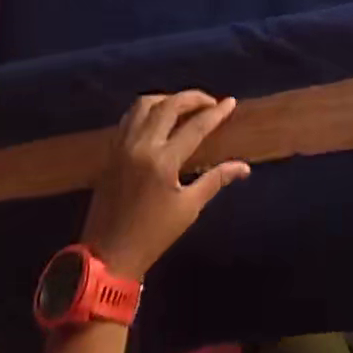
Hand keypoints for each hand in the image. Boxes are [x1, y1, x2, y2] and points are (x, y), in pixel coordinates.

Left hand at [80, 92, 250, 279]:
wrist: (108, 254)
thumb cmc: (153, 235)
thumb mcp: (188, 208)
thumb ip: (215, 180)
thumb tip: (244, 167)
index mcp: (163, 161)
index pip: (195, 126)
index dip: (216, 112)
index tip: (231, 102)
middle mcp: (142, 145)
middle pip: (169, 106)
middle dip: (192, 98)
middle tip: (210, 102)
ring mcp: (123, 145)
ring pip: (145, 104)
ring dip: (167, 99)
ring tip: (184, 106)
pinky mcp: (112, 149)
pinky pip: (130, 117)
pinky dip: (147, 109)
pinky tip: (158, 117)